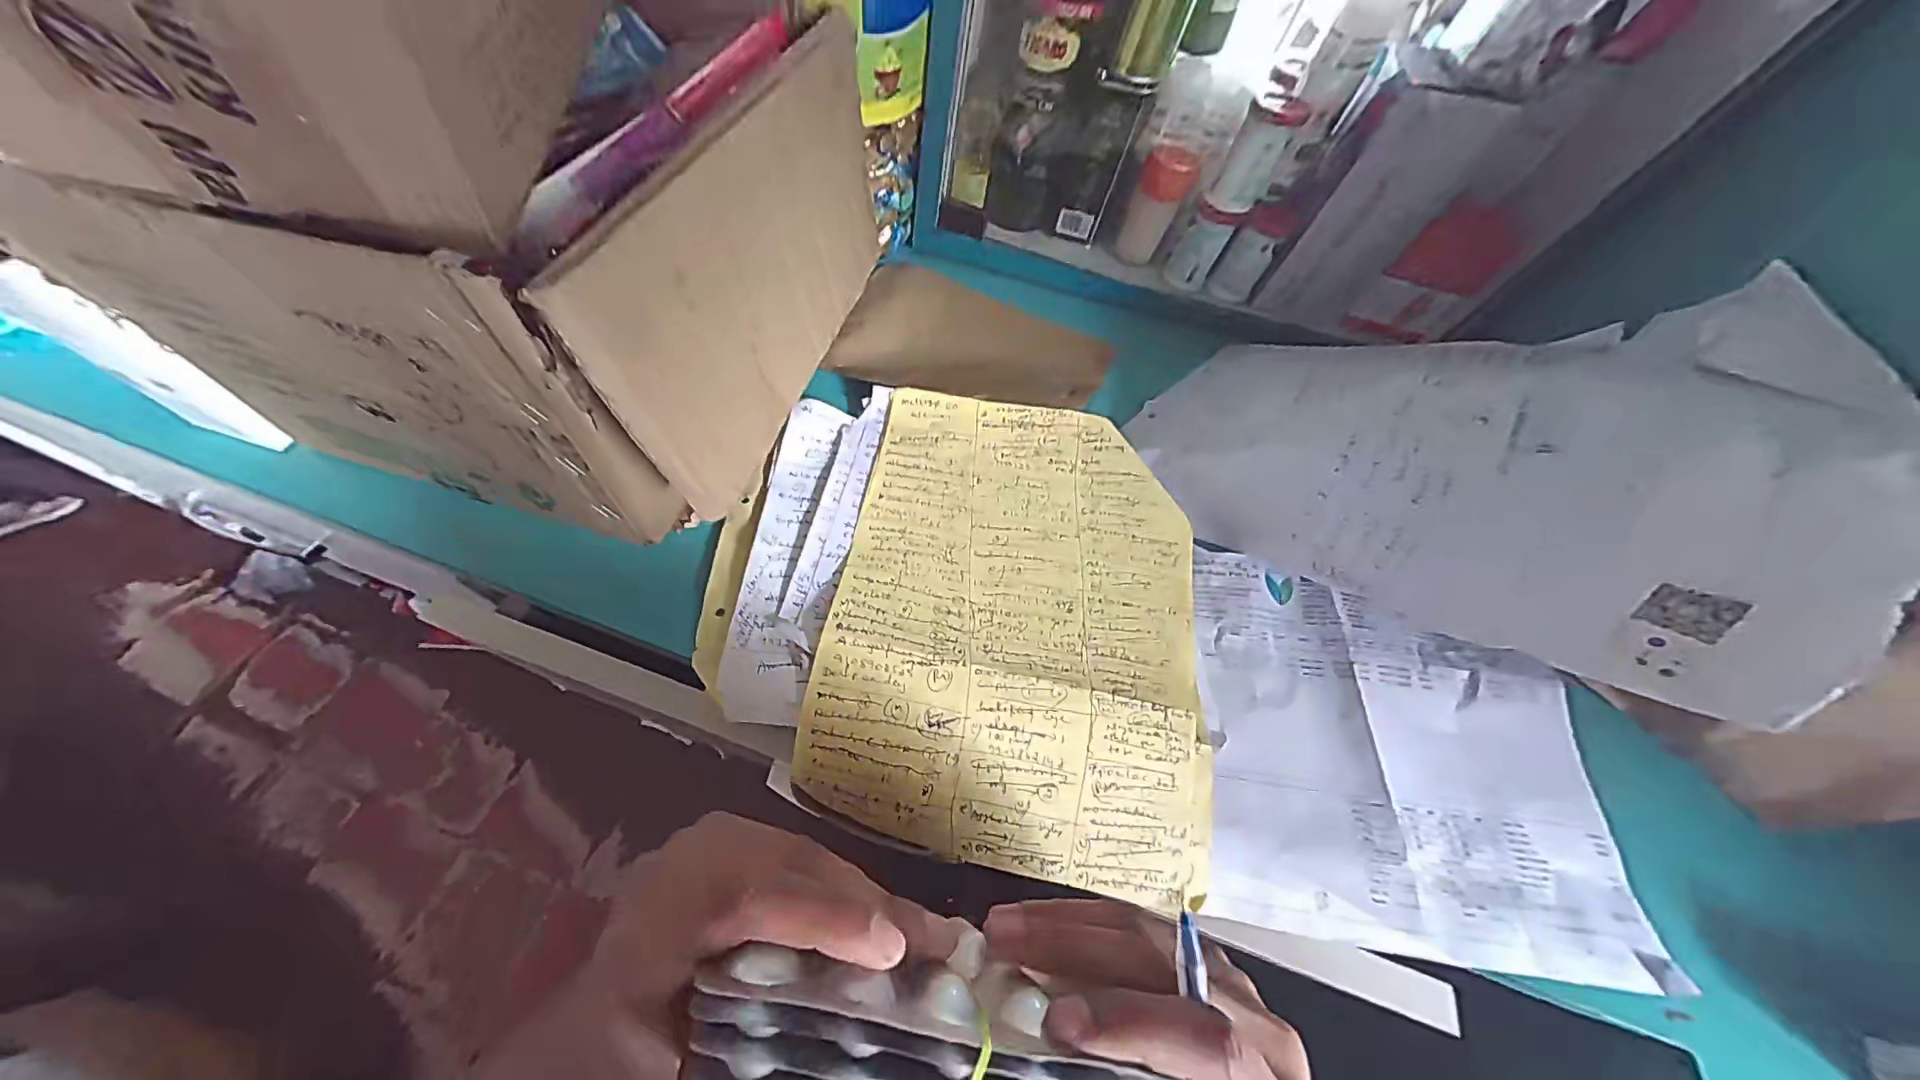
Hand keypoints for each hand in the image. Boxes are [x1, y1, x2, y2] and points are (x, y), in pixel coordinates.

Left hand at [474, 813, 961, 1078]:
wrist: (584, 1020)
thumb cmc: (620, 1048)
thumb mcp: (675, 1059)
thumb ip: (755, 1041)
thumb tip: (850, 1003)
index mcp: (660, 910)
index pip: (752, 898)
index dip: (826, 920)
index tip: (890, 948)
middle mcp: (691, 857)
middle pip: (797, 869)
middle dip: (868, 905)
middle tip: (937, 941)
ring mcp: (714, 841)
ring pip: (808, 859)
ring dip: (864, 897)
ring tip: (920, 932)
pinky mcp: (734, 843)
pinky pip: (800, 861)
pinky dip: (841, 890)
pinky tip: (877, 919)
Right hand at [984, 900, 1308, 1079]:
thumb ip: (1117, 1068)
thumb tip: (1054, 1025)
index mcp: (1258, 1074)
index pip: (1206, 1039)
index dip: (1129, 1023)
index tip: (1058, 1021)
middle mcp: (1254, 1019)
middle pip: (1163, 960)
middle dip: (1073, 945)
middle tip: (1002, 942)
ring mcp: (1229, 984)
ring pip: (1147, 929)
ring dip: (1068, 922)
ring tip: (1010, 921)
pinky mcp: (1203, 966)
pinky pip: (1142, 929)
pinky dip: (1088, 923)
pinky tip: (1048, 921)